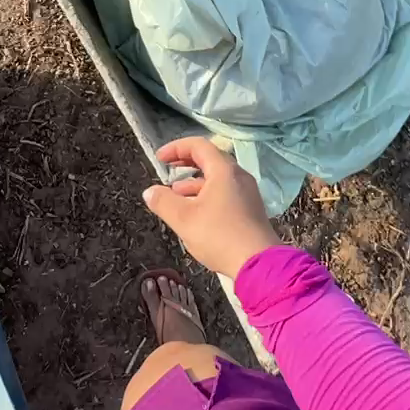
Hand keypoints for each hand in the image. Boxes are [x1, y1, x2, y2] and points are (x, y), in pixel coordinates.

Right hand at [144, 138, 280, 276]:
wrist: (259, 263)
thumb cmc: (220, 236)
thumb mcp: (184, 219)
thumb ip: (163, 202)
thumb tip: (150, 191)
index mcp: (224, 170)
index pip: (199, 146)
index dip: (176, 148)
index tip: (160, 158)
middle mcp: (238, 176)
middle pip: (210, 159)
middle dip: (186, 163)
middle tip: (168, 169)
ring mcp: (247, 192)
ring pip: (217, 178)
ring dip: (195, 181)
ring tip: (175, 194)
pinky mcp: (250, 209)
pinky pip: (225, 192)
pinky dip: (207, 194)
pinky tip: (195, 212)